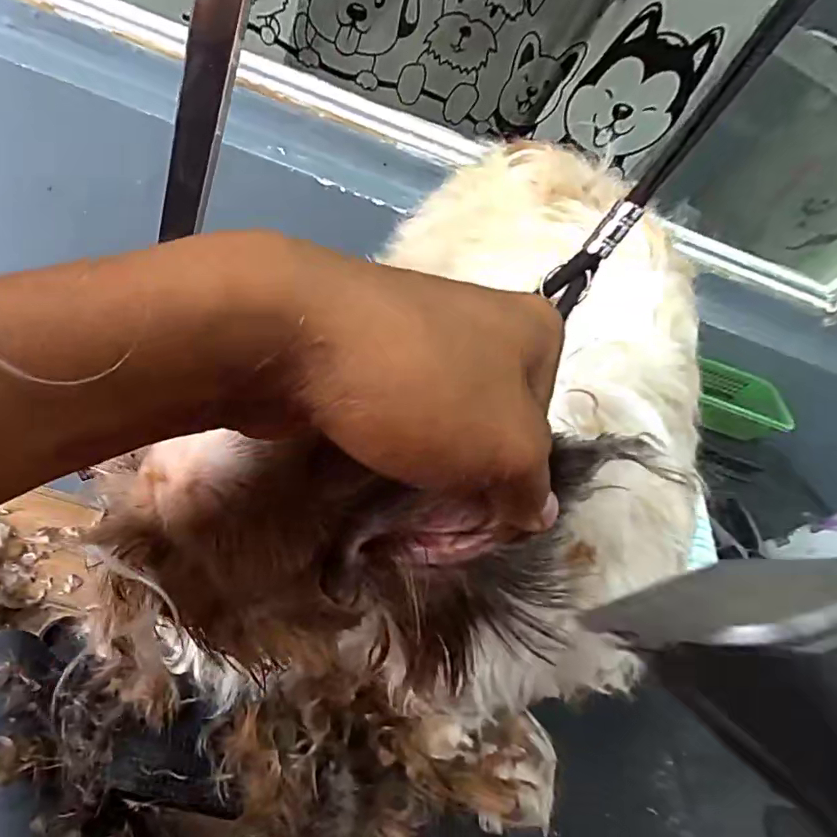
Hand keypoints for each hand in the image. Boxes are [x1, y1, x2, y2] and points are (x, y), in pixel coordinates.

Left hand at [232, 235, 562, 534]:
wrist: (293, 336)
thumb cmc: (421, 387)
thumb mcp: (504, 447)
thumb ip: (529, 484)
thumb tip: (537, 510)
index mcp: (534, 330)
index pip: (542, 428)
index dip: (515, 480)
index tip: (481, 516)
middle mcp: (480, 320)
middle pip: (485, 426)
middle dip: (462, 476)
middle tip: (434, 512)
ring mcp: (415, 331)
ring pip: (434, 423)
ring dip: (418, 465)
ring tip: (391, 486)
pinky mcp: (362, 351)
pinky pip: (387, 411)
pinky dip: (379, 443)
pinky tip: (358, 459)